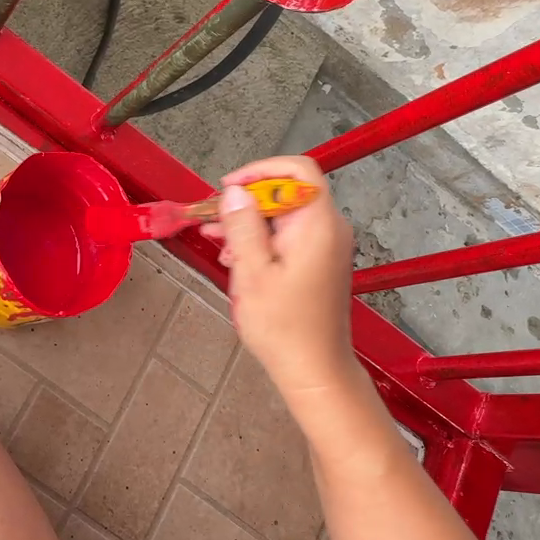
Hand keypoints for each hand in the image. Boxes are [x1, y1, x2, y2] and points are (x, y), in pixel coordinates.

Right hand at [203, 156, 367, 419]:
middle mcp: (328, 228)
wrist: (313, 369)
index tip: (228, 189)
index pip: (298, 170)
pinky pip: (287, 235)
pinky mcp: (317, 262)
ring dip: (248, 221)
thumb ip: (242, 226)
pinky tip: (234, 257)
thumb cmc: (282, 325)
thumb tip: (235, 191)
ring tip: (214, 237)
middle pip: (287, 191)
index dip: (260, 170)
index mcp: (317, 225)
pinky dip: (260, 238)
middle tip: (212, 217)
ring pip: (283, 214)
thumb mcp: (252, 272)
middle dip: (246, 200)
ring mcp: (325, 246)